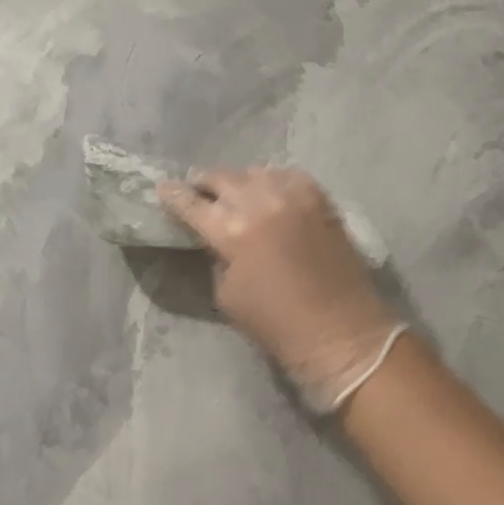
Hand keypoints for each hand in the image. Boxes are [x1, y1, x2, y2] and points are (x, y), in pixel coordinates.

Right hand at [159, 168, 401, 411]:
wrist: (340, 331)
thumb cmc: (276, 324)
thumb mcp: (227, 295)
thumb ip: (217, 257)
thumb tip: (217, 240)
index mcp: (231, 230)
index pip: (191, 203)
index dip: (173, 195)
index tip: (162, 188)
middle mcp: (261, 202)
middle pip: (222, 178)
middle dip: (204, 182)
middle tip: (197, 189)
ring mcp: (295, 196)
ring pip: (256, 172)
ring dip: (240, 181)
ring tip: (235, 191)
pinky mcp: (321, 200)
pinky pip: (290, 177)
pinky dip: (274, 181)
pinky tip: (271, 192)